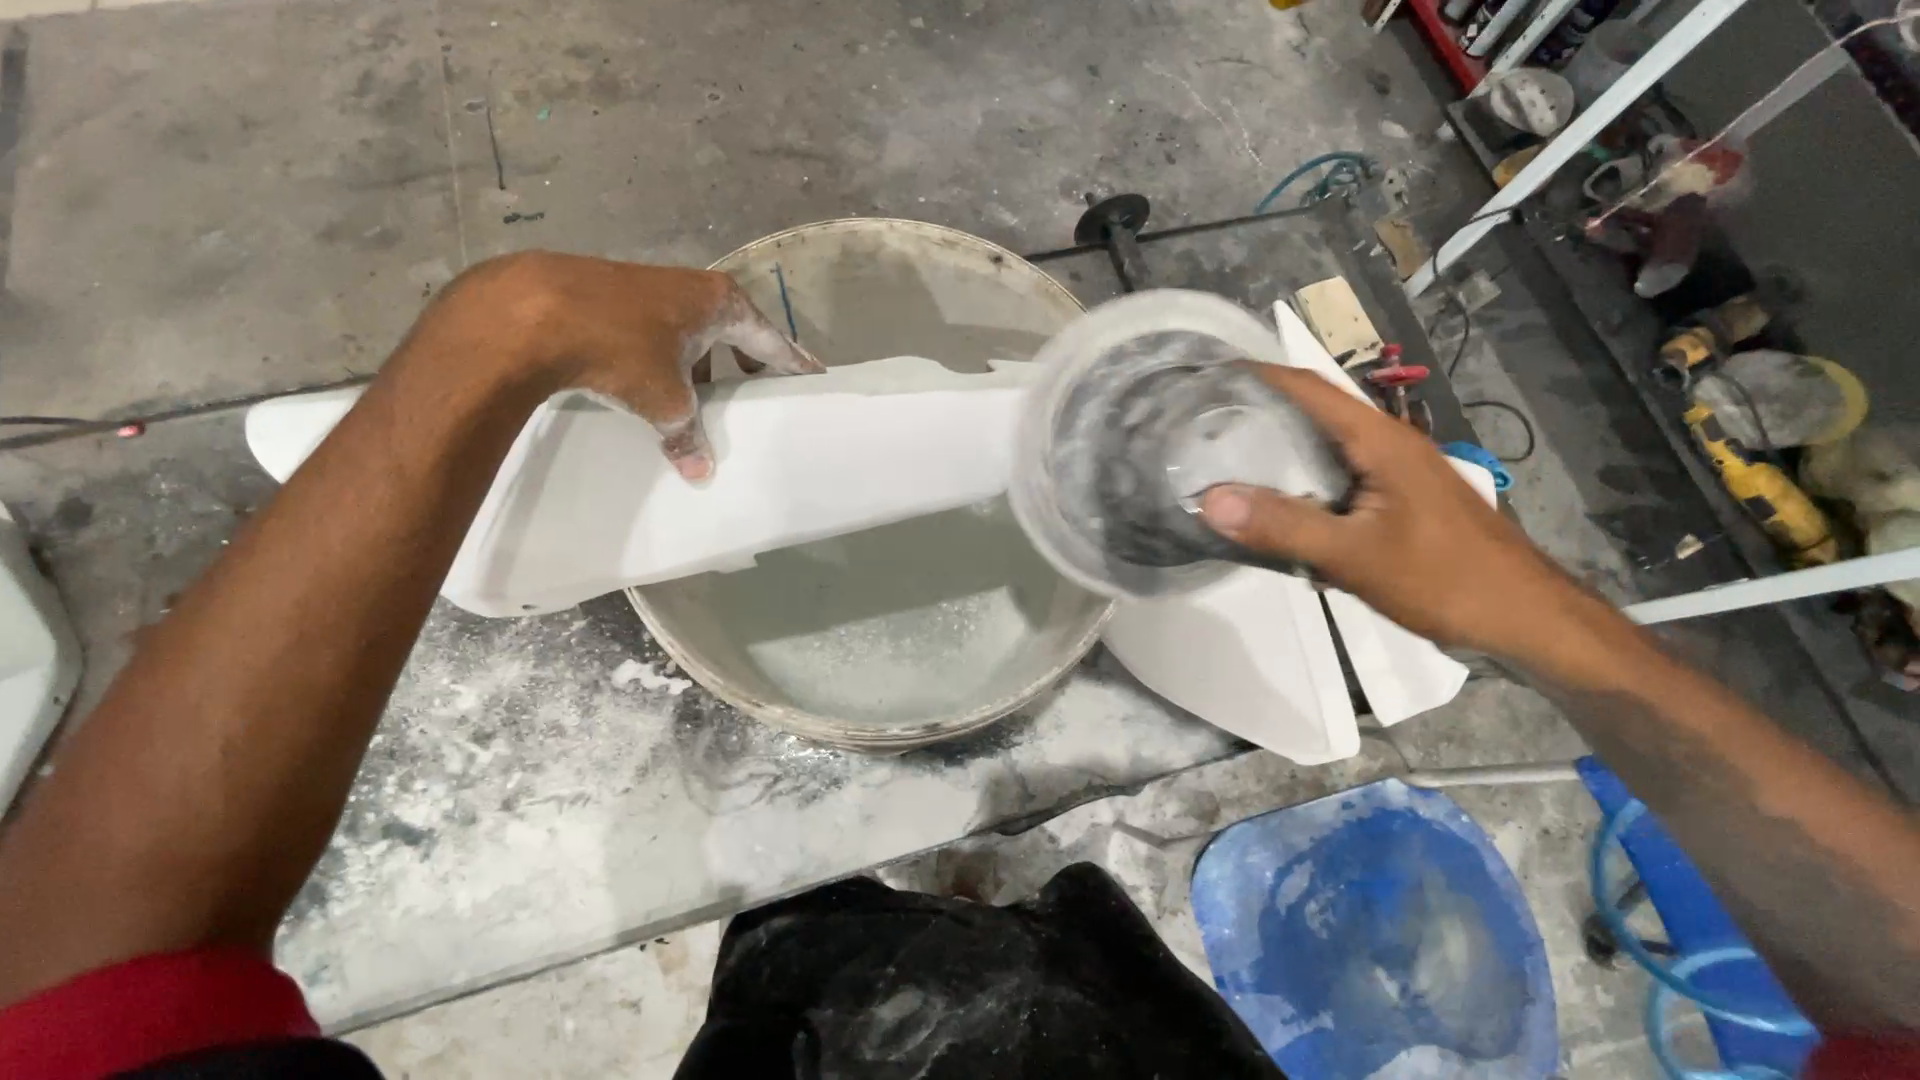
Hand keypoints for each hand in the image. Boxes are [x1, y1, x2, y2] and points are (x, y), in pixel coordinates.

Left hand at [438, 252, 823, 479]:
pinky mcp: (615, 299)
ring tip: (709, 399)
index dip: (793, 363)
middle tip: (761, 393)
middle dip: (747, 364)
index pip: (771, 340)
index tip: (814, 377)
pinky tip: (657, 386)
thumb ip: (688, 436)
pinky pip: (660, 335)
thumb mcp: (665, 400)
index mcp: (721, 304)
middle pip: (735, 333)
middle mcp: (692, 289)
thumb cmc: (619, 348)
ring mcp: (652, 290)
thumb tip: (700, 475)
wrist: (529, 312)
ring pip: (693, 334)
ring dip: (704, 365)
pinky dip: (669, 360)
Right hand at [1197, 365, 1596, 657]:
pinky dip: (1301, 482)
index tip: (1207, 378)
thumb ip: (1282, 526)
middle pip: (1314, 411)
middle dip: (1258, 412)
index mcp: (1380, 439)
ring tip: (1224, 462)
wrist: (1524, 616)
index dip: (1258, 375)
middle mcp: (1388, 443)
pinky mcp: (1398, 500)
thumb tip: (1209, 499)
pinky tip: (1276, 508)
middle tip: (1202, 426)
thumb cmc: (1444, 579)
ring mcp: (1396, 472)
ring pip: (1326, 447)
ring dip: (1278, 450)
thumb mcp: (1354, 556)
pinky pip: (1338, 477)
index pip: (1310, 386)